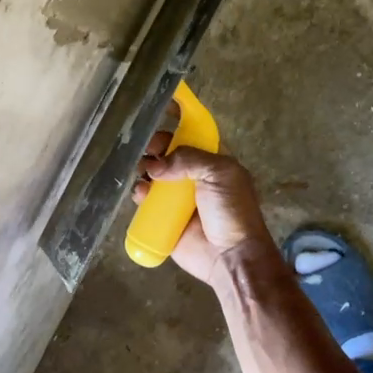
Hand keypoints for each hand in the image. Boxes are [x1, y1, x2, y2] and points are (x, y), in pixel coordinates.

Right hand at [132, 135, 272, 283]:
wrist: (230, 257)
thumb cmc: (232, 210)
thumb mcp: (220, 174)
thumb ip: (189, 159)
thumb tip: (155, 166)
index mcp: (212, 161)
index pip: (192, 134)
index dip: (177, 124)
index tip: (161, 116)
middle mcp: (194, 175)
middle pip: (168, 152)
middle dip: (156, 147)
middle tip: (150, 151)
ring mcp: (178, 197)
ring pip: (153, 174)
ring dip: (145, 169)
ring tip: (144, 173)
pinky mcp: (164, 217)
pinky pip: (146, 200)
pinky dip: (140, 193)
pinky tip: (141, 193)